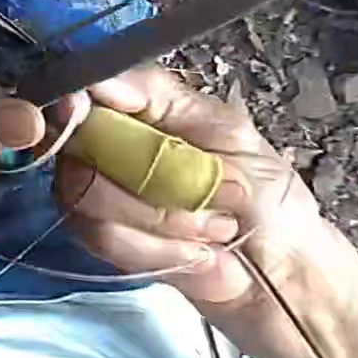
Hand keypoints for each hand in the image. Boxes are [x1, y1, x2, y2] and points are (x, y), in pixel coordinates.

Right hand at [52, 66, 357, 323]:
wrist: (285, 276)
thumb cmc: (263, 192)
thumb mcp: (222, 126)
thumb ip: (154, 93)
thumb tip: (91, 81)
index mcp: (127, 107)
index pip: (75, 91)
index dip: (72, 102)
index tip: (80, 110)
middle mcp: (97, 144)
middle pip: (73, 146)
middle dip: (145, 177)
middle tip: (208, 191)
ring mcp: (92, 191)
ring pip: (86, 194)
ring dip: (160, 219)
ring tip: (212, 229)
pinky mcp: (97, 237)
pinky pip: (102, 235)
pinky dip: (156, 249)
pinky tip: (193, 252)